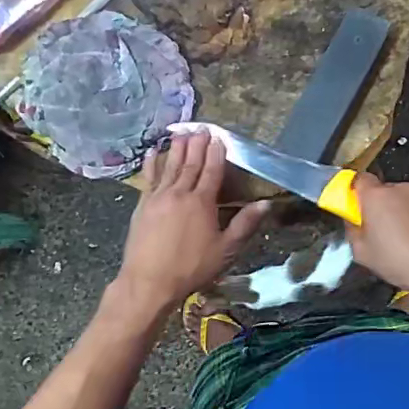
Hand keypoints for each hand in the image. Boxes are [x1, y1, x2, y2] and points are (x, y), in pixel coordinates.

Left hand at [107, 133, 269, 320]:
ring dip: (178, 148)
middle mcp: (180, 193)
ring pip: (171, 166)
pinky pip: (149, 177)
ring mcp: (158, 196)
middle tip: (201, 127)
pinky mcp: (143, 204)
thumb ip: (245, 224)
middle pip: (191, 164)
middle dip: (198, 144)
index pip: (212, 171)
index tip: (219, 138)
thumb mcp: (225, 250)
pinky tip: (154, 151)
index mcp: (202, 202)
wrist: (149, 281)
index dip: (216, 153)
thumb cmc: (191, 268)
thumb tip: (266, 203)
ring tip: (182, 132)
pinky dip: (152, 163)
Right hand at [346, 174, 408, 299]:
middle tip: (385, 231)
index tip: (360, 209)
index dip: (358, 193)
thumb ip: (353, 231)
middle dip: (384, 206)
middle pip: (385, 191)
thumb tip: (354, 221)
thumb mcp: (363, 254)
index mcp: (376, 197)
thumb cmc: (400, 262)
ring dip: (405, 211)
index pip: (360, 180)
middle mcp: (400, 188)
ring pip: (408, 198)